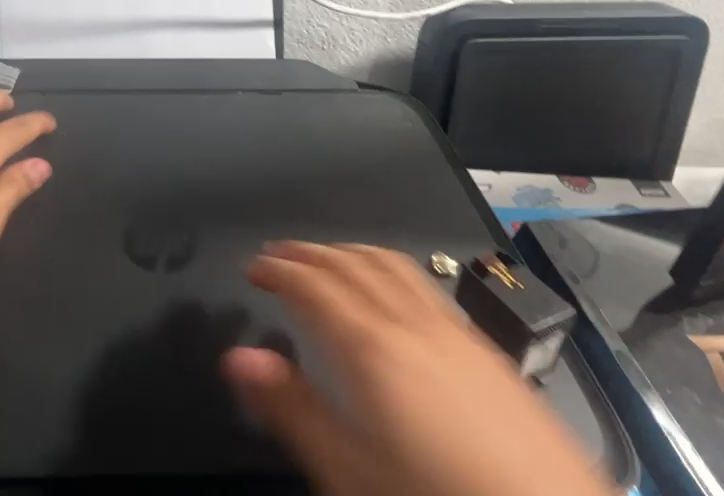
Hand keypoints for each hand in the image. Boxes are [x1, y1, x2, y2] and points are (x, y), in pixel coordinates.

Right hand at [223, 242, 612, 495]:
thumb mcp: (349, 470)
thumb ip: (291, 408)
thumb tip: (238, 357)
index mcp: (372, 347)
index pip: (314, 285)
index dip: (278, 269)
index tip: (253, 267)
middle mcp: (412, 323)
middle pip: (352, 264)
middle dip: (309, 252)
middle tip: (278, 254)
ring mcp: (454, 331)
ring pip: (392, 264)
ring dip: (350, 252)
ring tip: (326, 258)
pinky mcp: (485, 349)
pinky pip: (423, 283)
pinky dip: (388, 267)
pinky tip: (392, 291)